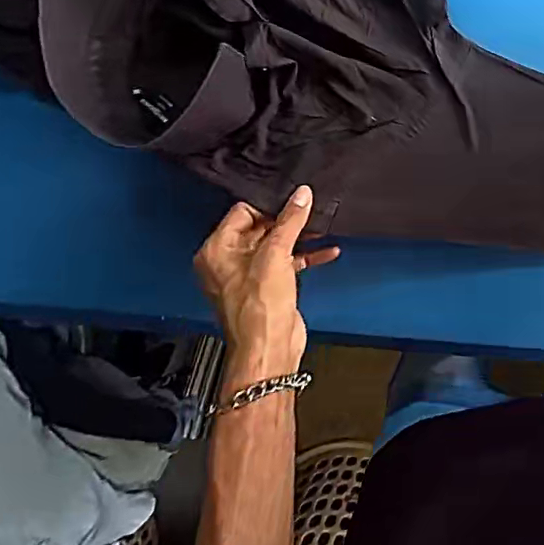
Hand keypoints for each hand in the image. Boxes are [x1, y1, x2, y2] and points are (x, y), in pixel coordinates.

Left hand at [194, 185, 340, 376]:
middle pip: (260, 227)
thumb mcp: (276, 254)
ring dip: (300, 237)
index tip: (291, 200)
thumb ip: (290, 221)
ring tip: (322, 226)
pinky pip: (286, 262)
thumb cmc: (259, 308)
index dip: (268, 205)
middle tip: (310, 210)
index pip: (242, 212)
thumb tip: (301, 195)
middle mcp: (227, 261)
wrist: (270, 349)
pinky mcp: (267, 287)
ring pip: (276, 245)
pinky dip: (305, 256)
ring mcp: (247, 275)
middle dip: (287, 220)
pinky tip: (327, 251)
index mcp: (217, 251)